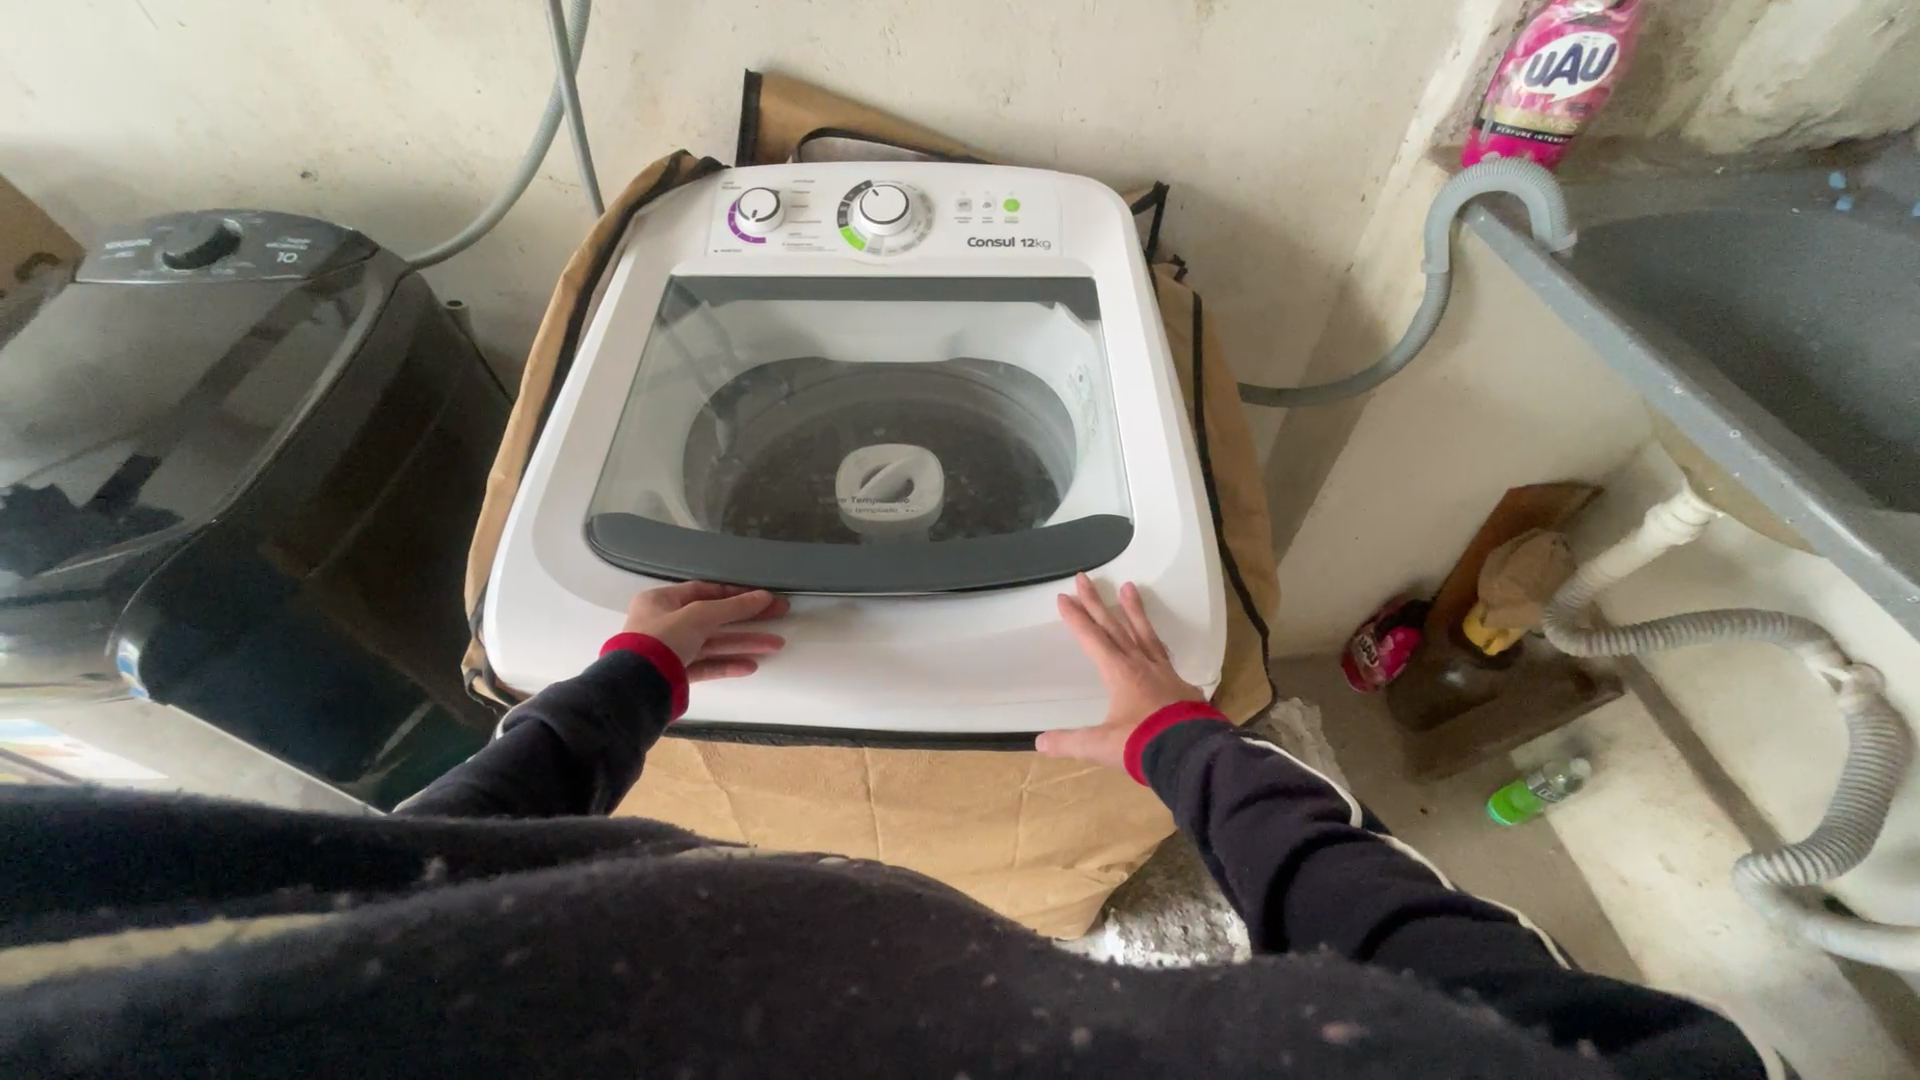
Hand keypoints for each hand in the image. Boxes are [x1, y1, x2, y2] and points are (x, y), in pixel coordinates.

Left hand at [622, 583, 789, 682]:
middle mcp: (664, 623)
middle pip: (713, 618)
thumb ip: (733, 606)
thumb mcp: (699, 616)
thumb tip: (765, 596)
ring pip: (713, 643)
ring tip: (776, 645)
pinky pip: (706, 665)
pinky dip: (727, 665)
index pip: (703, 591)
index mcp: (661, 601)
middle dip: (747, 619)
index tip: (761, 597)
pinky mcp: (676, 674)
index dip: (734, 593)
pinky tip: (751, 666)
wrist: (635, 686)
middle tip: (779, 615)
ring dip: (744, 643)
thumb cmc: (663, 639)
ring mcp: (670, 651)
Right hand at [1034, 574, 1204, 769]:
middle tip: (1085, 578)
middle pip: (1114, 627)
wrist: (1191, 754)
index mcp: (1119, 672)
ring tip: (1129, 587)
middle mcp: (1140, 664)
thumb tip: (1040, 742)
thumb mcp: (1101, 745)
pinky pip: (1164, 655)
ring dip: (1134, 610)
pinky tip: (1156, 642)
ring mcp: (1164, 672)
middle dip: (1097, 603)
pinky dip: (1156, 643)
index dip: (1077, 618)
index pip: (1092, 638)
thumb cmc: (1143, 744)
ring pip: (1145, 633)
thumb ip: (1070, 742)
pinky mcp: (1182, 685)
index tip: (1065, 597)